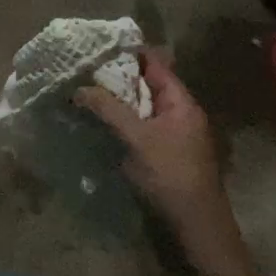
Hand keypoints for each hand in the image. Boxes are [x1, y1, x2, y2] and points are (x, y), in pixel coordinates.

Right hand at [75, 51, 223, 225]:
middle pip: (146, 85)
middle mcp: (179, 114)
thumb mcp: (137, 138)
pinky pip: (140, 129)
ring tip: (85, 93)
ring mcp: (173, 136)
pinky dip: (122, 123)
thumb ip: (109, 109)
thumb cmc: (171, 176)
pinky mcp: (164, 155)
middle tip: (84, 71)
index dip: (128, 53)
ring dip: (117, 103)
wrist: (197, 229)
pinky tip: (99, 124)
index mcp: (181, 102)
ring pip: (141, 109)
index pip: (154, 64)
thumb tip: (78, 88)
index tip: (98, 46)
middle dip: (117, 78)